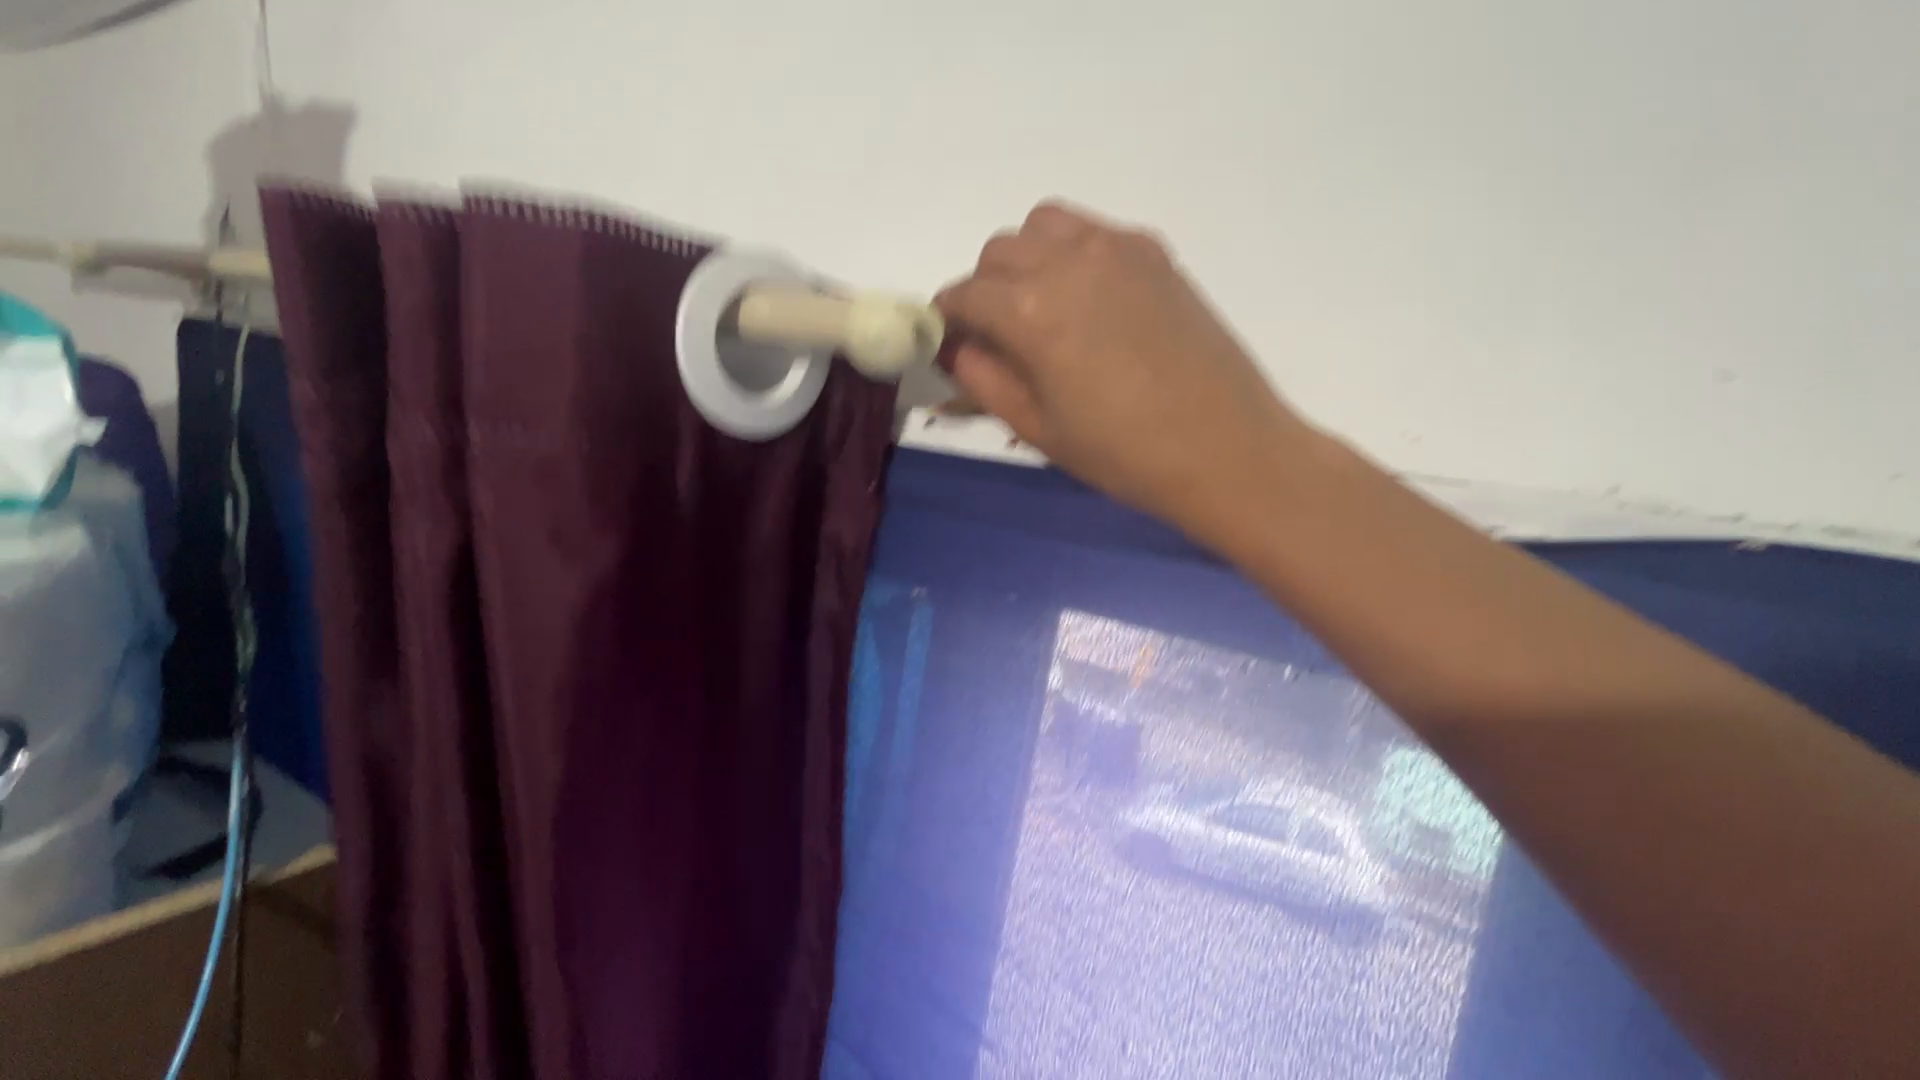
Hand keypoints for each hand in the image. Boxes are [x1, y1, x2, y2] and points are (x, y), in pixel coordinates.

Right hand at [936, 201, 1311, 533]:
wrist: (1226, 448)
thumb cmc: (1123, 453)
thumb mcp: (1036, 427)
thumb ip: (982, 377)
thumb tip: (953, 346)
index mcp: (1031, 309)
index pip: (963, 295)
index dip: (948, 322)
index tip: (953, 348)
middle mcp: (1068, 260)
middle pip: (998, 253)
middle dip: (985, 290)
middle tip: (1000, 338)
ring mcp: (1116, 248)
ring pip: (1043, 226)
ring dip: (1026, 260)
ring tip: (1043, 309)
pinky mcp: (1154, 253)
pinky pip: (1092, 232)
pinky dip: (1072, 255)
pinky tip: (1091, 304)